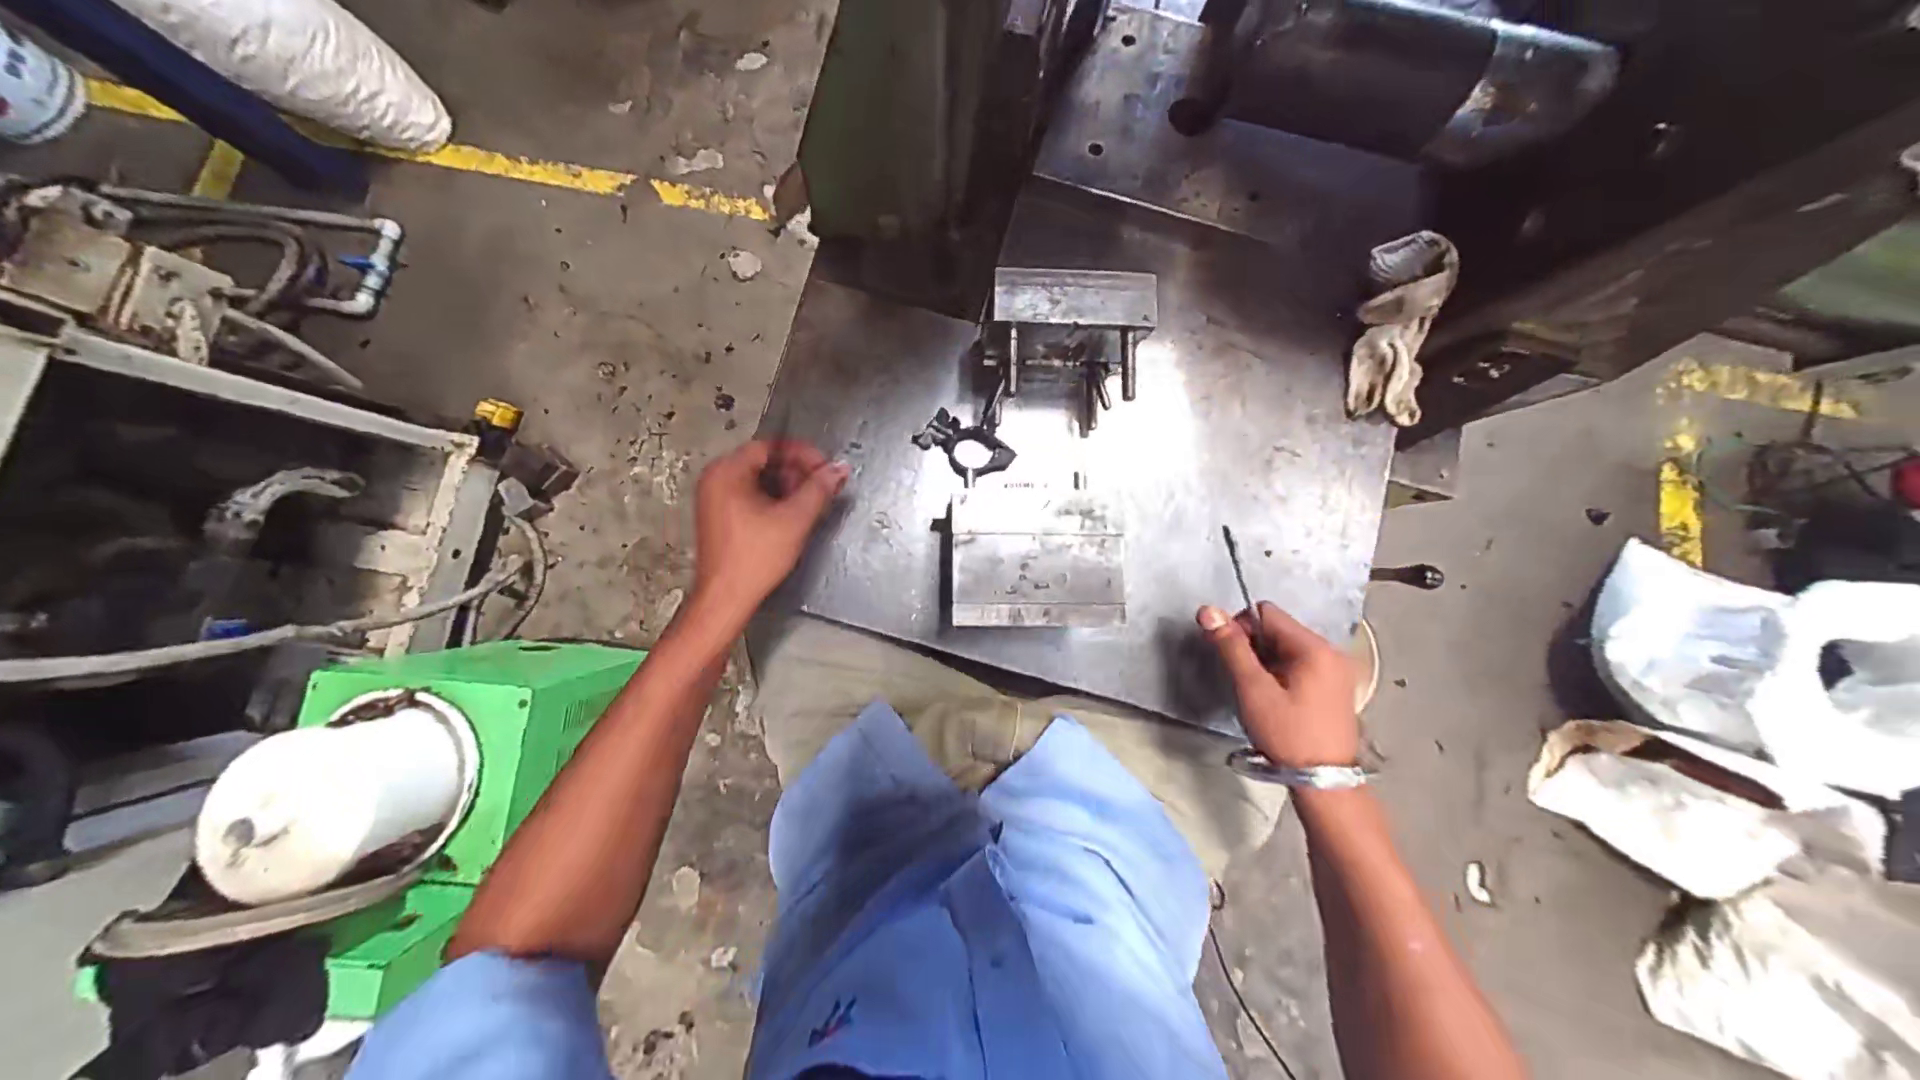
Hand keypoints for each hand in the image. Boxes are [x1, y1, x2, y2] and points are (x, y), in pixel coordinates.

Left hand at [691, 439, 848, 620]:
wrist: (727, 597)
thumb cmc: (753, 559)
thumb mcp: (795, 519)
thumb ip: (820, 489)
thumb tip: (838, 469)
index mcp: (727, 473)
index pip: (770, 447)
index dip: (802, 454)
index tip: (824, 467)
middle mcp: (715, 480)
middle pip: (764, 462)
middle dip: (797, 471)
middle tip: (821, 485)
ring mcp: (715, 499)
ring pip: (759, 480)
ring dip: (787, 487)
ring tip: (810, 503)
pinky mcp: (721, 517)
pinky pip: (750, 496)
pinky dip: (773, 500)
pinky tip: (792, 515)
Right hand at [1197, 601, 1358, 767]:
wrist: (1323, 782)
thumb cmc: (1287, 734)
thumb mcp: (1253, 689)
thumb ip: (1231, 647)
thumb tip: (1207, 610)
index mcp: (1314, 647)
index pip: (1266, 613)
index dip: (1240, 627)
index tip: (1230, 657)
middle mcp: (1330, 651)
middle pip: (1277, 629)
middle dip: (1252, 646)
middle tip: (1242, 678)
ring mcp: (1335, 669)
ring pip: (1286, 647)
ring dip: (1264, 661)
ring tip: (1257, 691)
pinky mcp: (1334, 686)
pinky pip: (1298, 664)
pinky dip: (1279, 672)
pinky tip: (1274, 698)